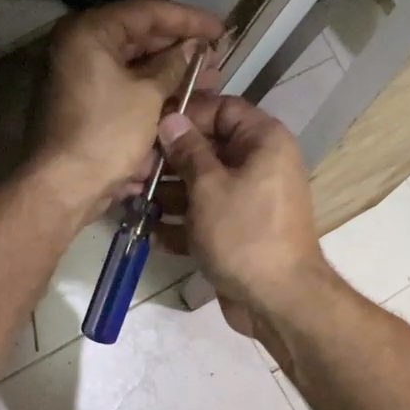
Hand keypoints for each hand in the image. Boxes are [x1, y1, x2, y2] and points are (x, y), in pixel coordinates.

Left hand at [26, 0, 223, 219]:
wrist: (64, 187)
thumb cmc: (106, 134)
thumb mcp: (148, 96)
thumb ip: (173, 66)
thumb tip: (193, 48)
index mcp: (89, 32)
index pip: (147, 12)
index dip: (189, 19)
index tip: (220, 29)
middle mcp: (78, 48)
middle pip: (139, 39)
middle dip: (180, 50)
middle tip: (215, 59)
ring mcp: (78, 78)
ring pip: (132, 69)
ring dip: (169, 76)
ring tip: (206, 83)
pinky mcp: (83, 107)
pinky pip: (122, 92)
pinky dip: (149, 96)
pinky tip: (180, 102)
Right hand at [153, 96, 330, 324]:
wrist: (278, 300)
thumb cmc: (244, 234)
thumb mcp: (209, 187)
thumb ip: (187, 151)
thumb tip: (170, 120)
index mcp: (263, 142)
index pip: (222, 109)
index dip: (186, 115)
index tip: (149, 127)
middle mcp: (259, 165)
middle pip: (207, 150)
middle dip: (169, 161)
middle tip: (133, 171)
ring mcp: (249, 202)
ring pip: (202, 187)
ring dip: (167, 195)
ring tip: (131, 202)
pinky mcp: (237, 233)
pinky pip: (206, 218)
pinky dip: (181, 225)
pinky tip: (150, 233)